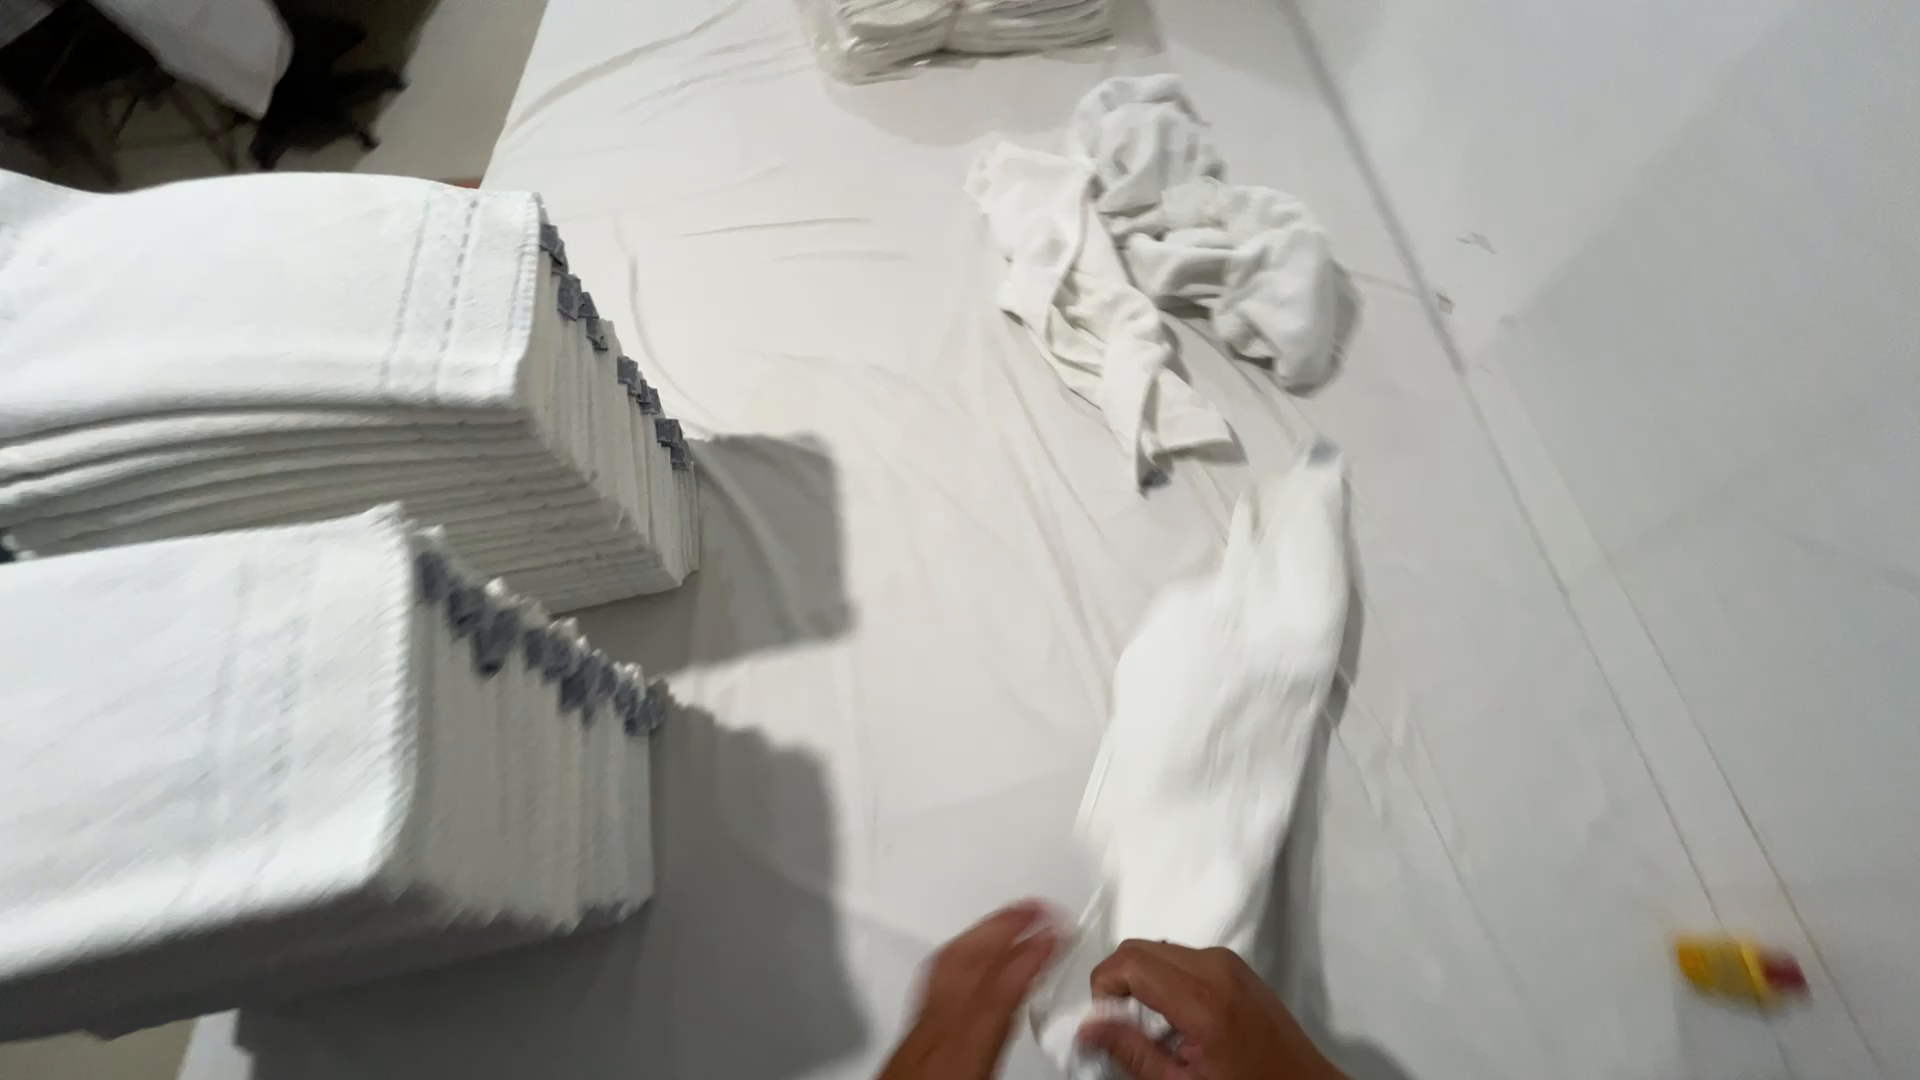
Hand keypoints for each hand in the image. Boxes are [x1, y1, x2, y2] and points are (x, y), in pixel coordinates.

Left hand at [877, 901, 1062, 1079]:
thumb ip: (1015, 1064)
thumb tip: (1059, 1050)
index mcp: (956, 1065)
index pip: (995, 996)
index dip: (1028, 958)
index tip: (1055, 933)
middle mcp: (928, 1047)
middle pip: (966, 969)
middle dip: (1004, 928)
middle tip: (1039, 908)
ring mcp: (910, 1042)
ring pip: (943, 970)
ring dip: (982, 934)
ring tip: (1011, 916)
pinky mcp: (902, 1046)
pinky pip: (930, 984)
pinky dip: (958, 955)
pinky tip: (970, 951)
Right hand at [1080, 940, 1345, 1079]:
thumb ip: (1131, 1052)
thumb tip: (1085, 1027)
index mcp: (1202, 998)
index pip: (1130, 960)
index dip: (1105, 986)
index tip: (1105, 1022)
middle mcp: (1214, 965)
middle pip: (1141, 948)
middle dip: (1120, 981)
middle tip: (1123, 1026)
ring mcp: (1228, 960)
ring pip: (1160, 948)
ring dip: (1143, 978)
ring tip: (1154, 1026)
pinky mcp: (1235, 964)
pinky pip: (1183, 956)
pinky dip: (1166, 977)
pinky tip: (1177, 1017)